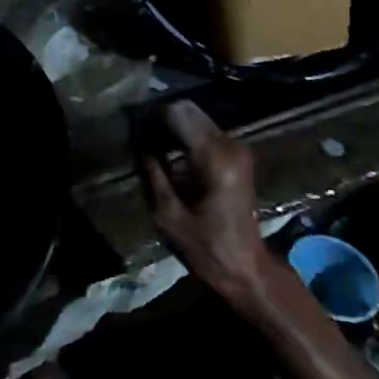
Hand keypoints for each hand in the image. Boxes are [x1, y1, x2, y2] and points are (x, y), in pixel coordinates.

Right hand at [142, 101, 273, 309]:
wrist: (247, 269)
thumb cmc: (206, 247)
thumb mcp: (167, 213)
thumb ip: (152, 171)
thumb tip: (139, 143)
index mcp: (213, 157)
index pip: (176, 113)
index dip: (149, 117)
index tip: (131, 130)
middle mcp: (229, 145)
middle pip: (187, 109)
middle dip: (159, 119)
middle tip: (138, 138)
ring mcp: (236, 149)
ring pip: (195, 118)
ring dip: (170, 127)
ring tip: (149, 148)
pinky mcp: (237, 157)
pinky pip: (203, 132)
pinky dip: (182, 137)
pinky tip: (167, 157)